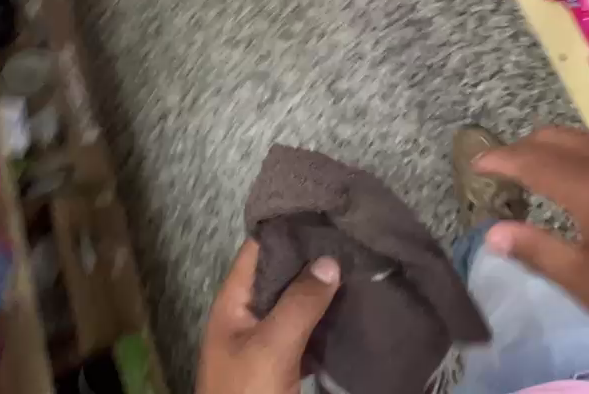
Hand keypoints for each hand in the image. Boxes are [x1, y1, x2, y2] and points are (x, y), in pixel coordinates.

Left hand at [197, 240, 340, 393]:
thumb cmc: (247, 393)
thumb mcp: (270, 346)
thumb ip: (298, 302)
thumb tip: (330, 259)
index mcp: (233, 301)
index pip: (258, 248)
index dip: (287, 228)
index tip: (321, 212)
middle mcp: (249, 315)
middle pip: (281, 274)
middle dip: (311, 257)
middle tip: (347, 237)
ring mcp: (266, 340)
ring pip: (297, 302)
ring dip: (322, 288)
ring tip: (355, 263)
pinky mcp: (285, 363)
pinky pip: (308, 330)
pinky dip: (326, 318)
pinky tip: (351, 304)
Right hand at [475, 128, 588, 393]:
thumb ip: (537, 251)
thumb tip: (492, 233)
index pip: (530, 159)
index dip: (499, 158)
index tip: (476, 162)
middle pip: (557, 136)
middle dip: (526, 147)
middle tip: (507, 171)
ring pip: (586, 138)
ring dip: (558, 148)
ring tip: (545, 176)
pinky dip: (586, 154)